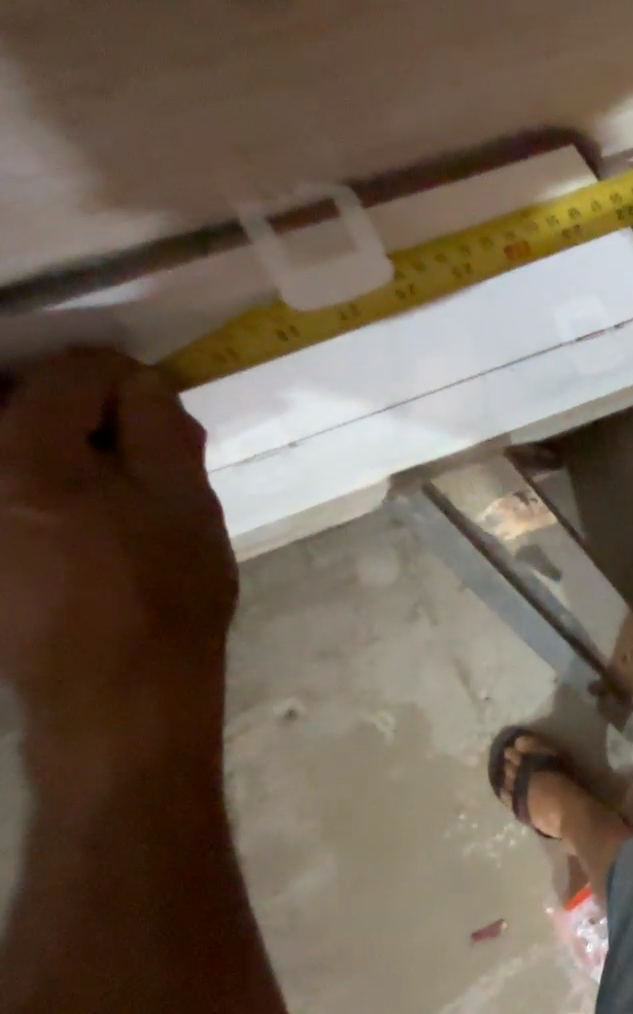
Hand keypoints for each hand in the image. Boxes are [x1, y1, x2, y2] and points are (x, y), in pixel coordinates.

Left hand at [0, 349, 235, 754]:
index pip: (67, 376)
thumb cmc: (165, 588)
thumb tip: (141, 384)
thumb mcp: (188, 503)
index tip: (160, 403)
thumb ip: (161, 432)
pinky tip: (74, 516)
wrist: (115, 683)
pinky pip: (3, 490)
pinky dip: (32, 484)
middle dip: (78, 410)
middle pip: (13, 404)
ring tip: (105, 479)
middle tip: (134, 442)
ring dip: (51, 445)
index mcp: (26, 460)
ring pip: (5, 448)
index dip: (123, 379)